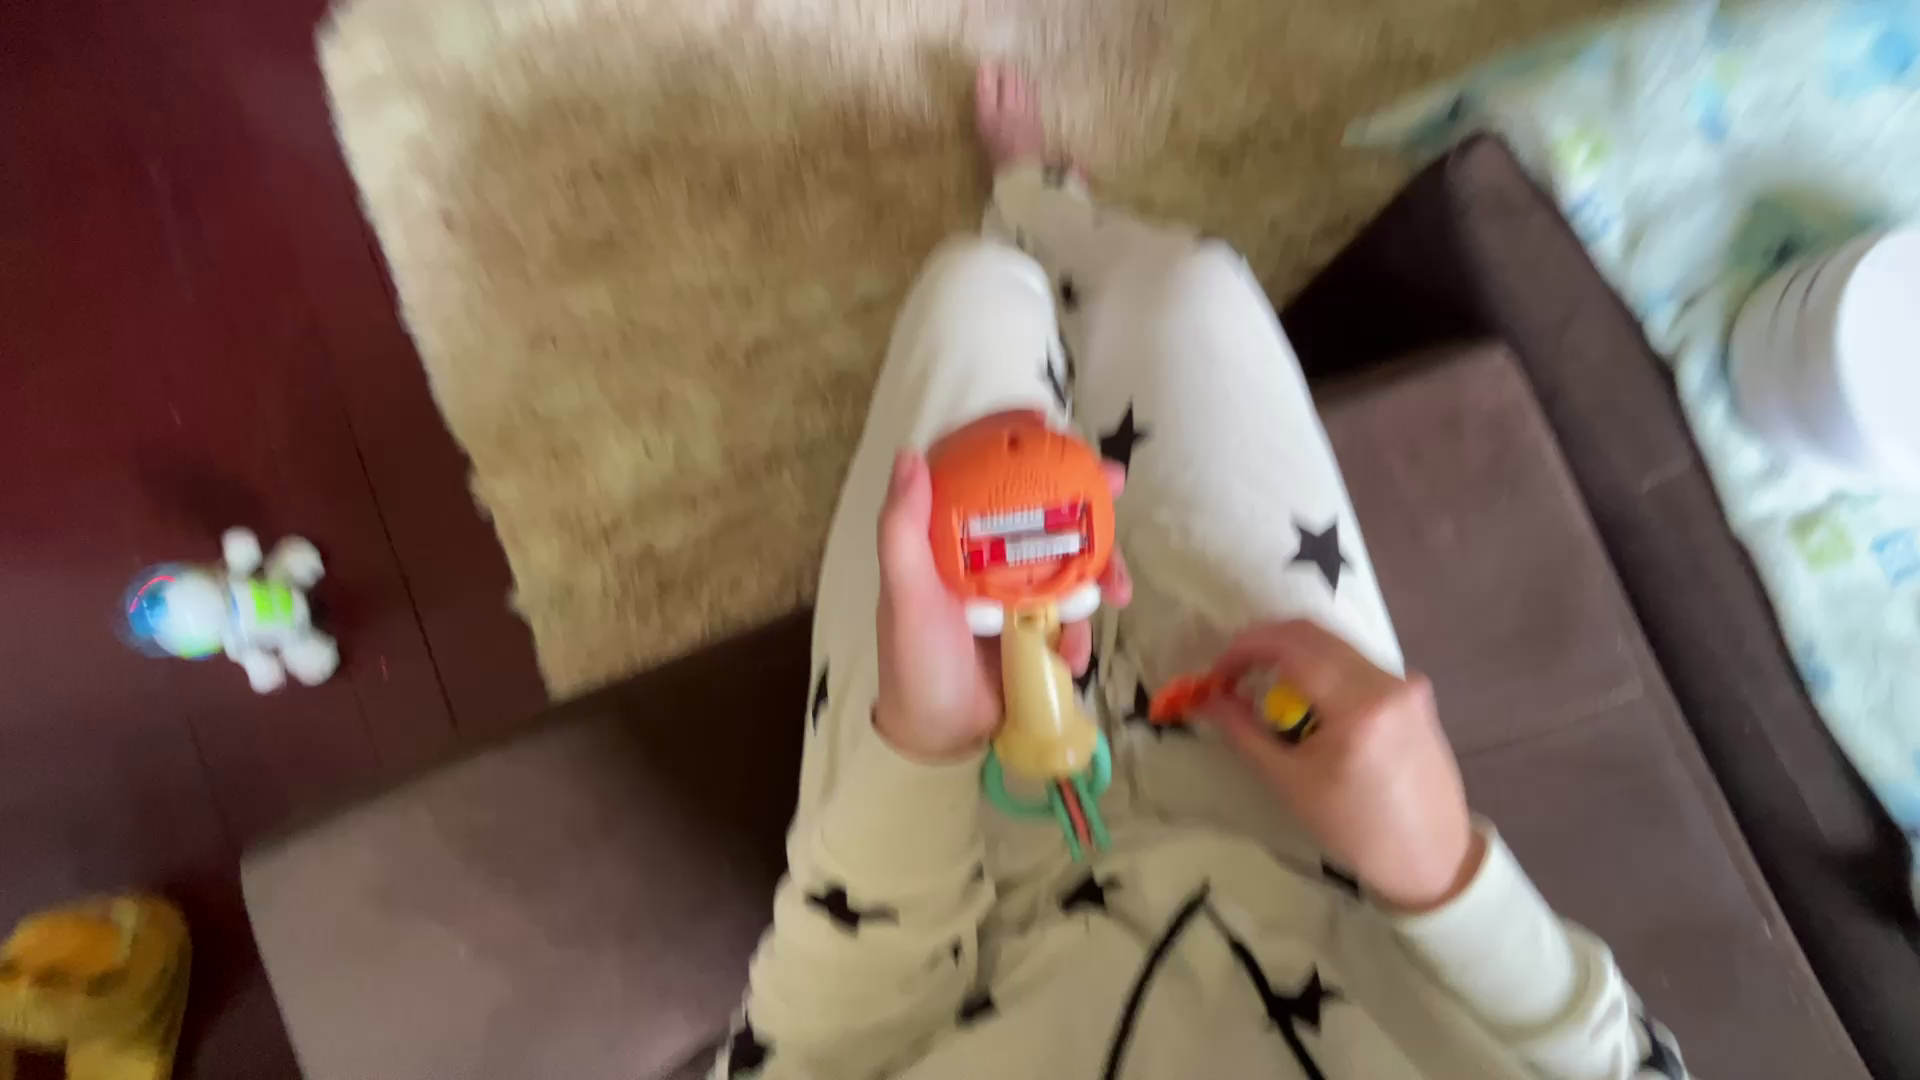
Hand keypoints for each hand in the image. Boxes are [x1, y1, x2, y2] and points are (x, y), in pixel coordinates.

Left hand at [873, 449, 1130, 762]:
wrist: (942, 735)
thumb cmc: (915, 660)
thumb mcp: (905, 595)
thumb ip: (902, 531)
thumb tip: (911, 454)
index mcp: (948, 537)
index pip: (976, 470)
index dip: (1007, 439)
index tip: (1045, 424)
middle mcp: (984, 554)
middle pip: (1037, 506)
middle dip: (1081, 492)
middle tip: (1116, 483)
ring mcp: (1016, 588)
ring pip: (1068, 557)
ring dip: (1100, 569)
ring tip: (1117, 592)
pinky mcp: (1039, 623)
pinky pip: (1073, 611)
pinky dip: (1082, 630)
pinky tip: (1074, 657)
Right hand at [1205, 620, 1482, 911]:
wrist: (1434, 860)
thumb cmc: (1356, 828)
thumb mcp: (1288, 781)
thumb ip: (1242, 730)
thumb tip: (1206, 697)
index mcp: (1359, 705)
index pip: (1289, 647)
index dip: (1243, 650)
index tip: (1218, 674)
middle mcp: (1386, 681)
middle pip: (1311, 634)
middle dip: (1262, 644)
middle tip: (1233, 672)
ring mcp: (1404, 683)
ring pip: (1332, 643)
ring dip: (1289, 653)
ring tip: (1262, 684)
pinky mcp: (1411, 692)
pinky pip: (1352, 660)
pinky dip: (1317, 666)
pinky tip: (1302, 697)